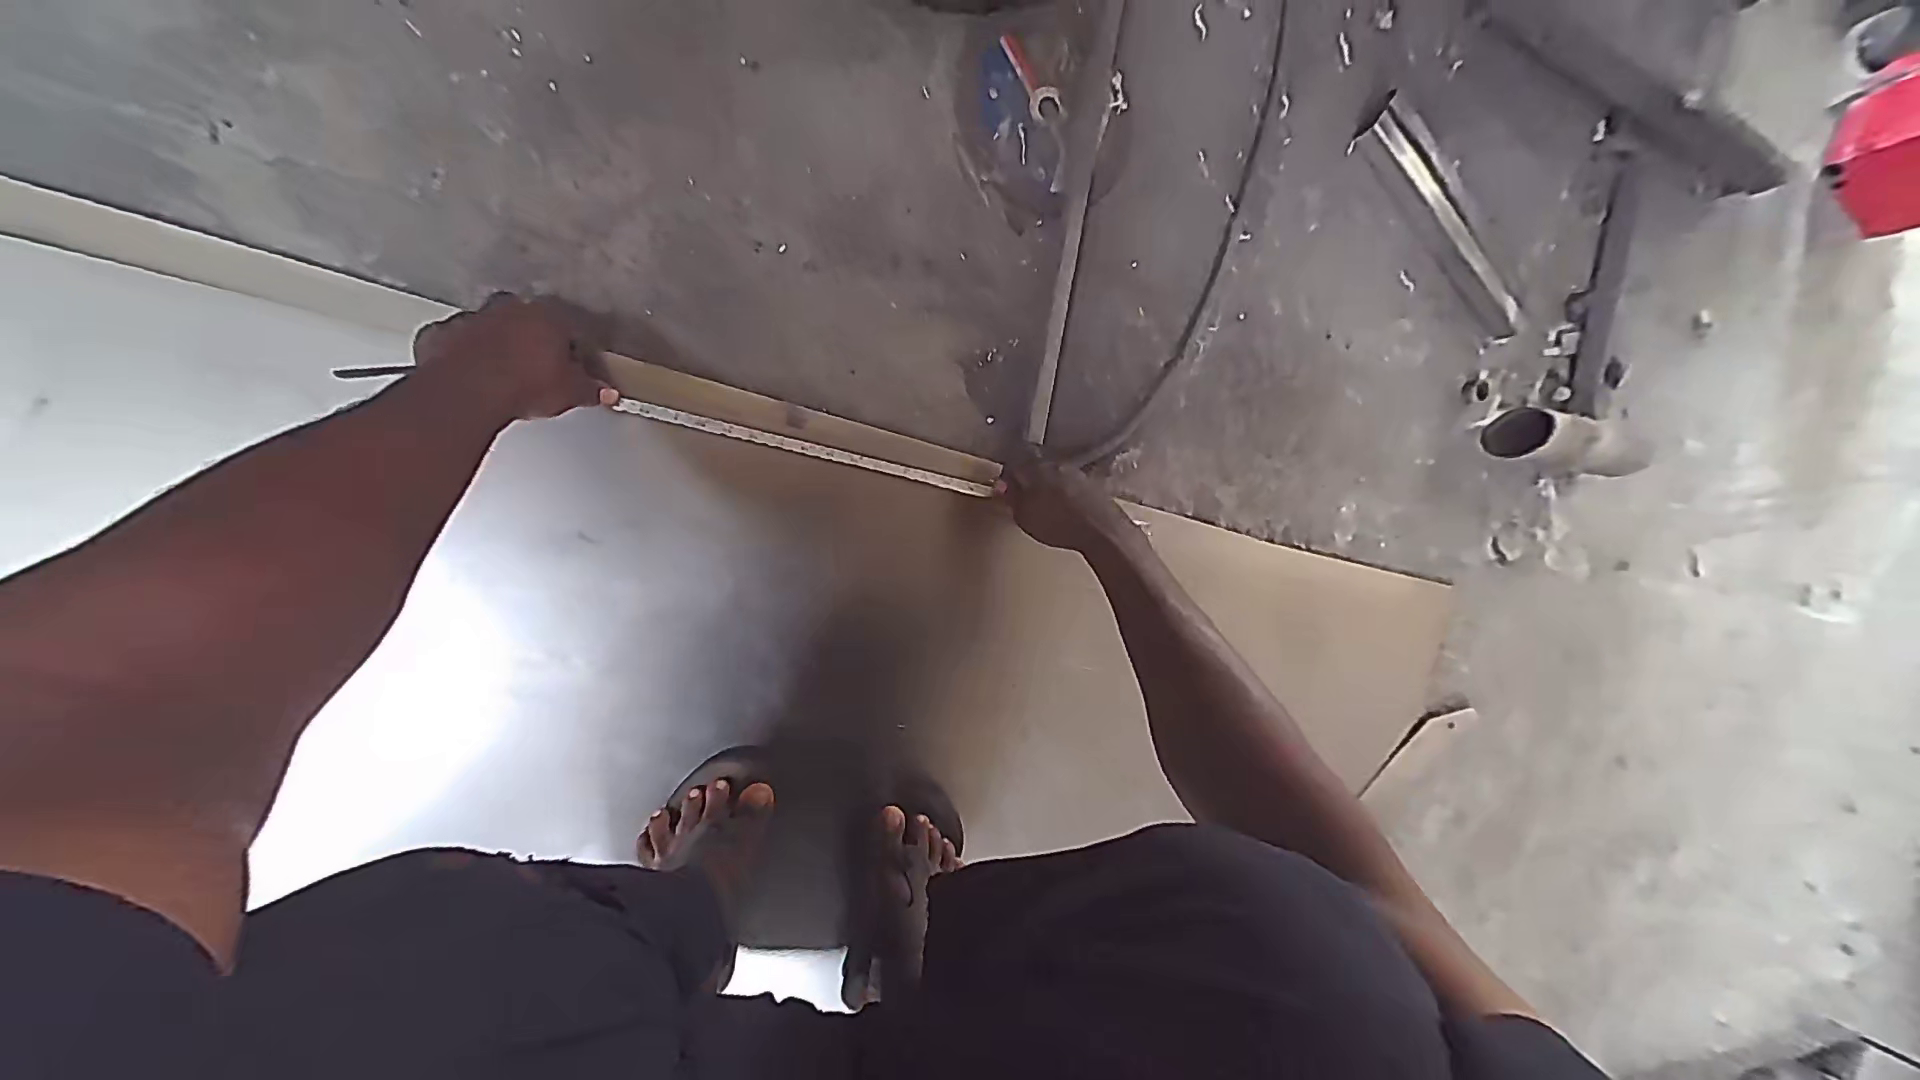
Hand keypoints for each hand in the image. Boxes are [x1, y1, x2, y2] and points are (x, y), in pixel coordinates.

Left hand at [412, 293, 618, 420]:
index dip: (578, 347)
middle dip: (536, 338)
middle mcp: (508, 310)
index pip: (572, 325)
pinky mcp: (442, 336)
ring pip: (492, 326)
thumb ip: (591, 389)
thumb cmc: (522, 384)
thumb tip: (603, 391)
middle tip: (545, 365)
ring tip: (511, 373)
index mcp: (546, 316)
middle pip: (528, 319)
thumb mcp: (572, 392)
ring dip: (501, 343)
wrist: (468, 394)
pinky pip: (457, 341)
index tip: (581, 365)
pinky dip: (466, 353)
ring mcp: (472, 320)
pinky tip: (475, 372)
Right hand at [996, 455, 1141, 553]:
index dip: (1008, 476)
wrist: (1101, 530)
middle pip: (1037, 466)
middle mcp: (1057, 465)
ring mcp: (1077, 473)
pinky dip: (1067, 495)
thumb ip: (1012, 499)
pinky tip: (1066, 510)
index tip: (1005, 489)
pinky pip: (1073, 485)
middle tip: (1025, 499)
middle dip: (1029, 479)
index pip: (1015, 463)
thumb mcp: (1025, 517)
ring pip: (1056, 475)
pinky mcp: (1093, 485)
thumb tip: (1001, 487)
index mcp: (1035, 469)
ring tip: (1047, 507)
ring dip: (1049, 487)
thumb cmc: (1060, 524)